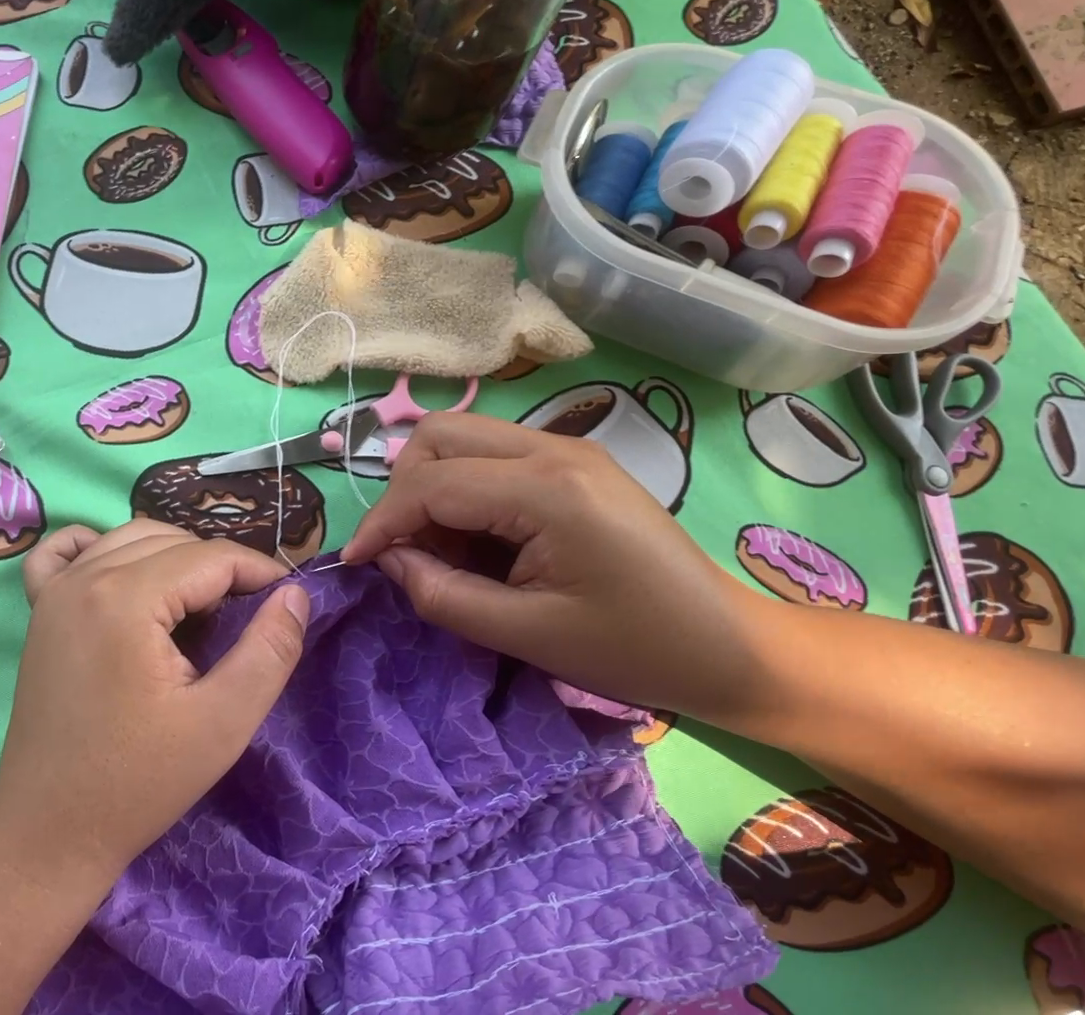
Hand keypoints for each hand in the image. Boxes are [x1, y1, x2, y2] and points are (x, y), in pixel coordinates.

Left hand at [0, 520, 309, 884]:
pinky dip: (100, 549)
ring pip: (128, 539)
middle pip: (171, 541)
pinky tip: (123, 575)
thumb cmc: (139, 782)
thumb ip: (269, 651)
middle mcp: (84, 578)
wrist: (49, 831)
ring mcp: (53, 593)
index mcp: (125, 599)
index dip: (259, 572)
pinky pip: (66, 553)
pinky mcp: (39, 614)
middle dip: (219, 567)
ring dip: (173, 558)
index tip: (286, 603)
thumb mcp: (223, 722)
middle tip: (246, 617)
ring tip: (201, 608)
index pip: (211, 556)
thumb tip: (295, 595)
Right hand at [344, 413, 771, 723]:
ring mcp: (568, 448)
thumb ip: (442, 596)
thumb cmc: (633, 649)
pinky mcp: (574, 463)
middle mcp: (554, 448)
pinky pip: (493, 458)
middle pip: (440, 435)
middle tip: (410, 553)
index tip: (355, 562)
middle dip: (405, 491)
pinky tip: (483, 544)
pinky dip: (466, 492)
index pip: (431, 482)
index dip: (382, 521)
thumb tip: (390, 561)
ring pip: (463, 438)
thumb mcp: (526, 635)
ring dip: (434, 489)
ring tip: (448, 554)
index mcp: (547, 489)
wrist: (728, 646)